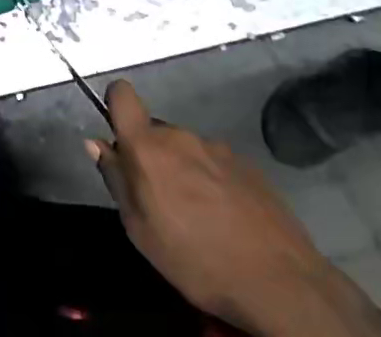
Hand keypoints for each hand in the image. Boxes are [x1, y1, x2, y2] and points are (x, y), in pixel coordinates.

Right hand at [88, 81, 380, 336]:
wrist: (284, 285)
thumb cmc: (196, 258)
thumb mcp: (139, 228)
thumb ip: (115, 179)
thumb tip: (96, 144)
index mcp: (147, 146)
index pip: (122, 95)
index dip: (115, 103)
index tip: (118, 131)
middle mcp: (182, 136)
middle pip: (155, 131)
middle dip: (152, 155)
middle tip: (159, 196)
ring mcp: (220, 150)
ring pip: (188, 150)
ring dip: (185, 170)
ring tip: (198, 214)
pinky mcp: (252, 170)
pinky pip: (218, 167)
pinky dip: (215, 184)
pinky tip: (227, 219)